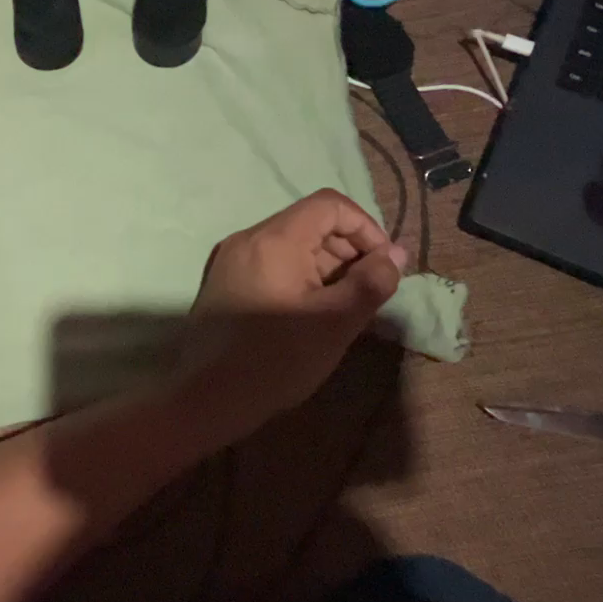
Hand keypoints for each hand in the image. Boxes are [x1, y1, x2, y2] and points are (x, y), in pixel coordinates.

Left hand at [179, 189, 404, 428]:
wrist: (208, 397)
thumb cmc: (276, 358)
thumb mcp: (335, 322)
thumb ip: (370, 283)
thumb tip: (394, 255)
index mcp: (273, 239)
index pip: (329, 205)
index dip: (365, 228)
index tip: (384, 265)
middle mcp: (247, 239)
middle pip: (308, 222)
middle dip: (347, 249)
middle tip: (368, 291)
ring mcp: (230, 260)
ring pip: (290, 245)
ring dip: (325, 266)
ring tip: (345, 306)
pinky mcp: (223, 282)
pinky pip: (270, 264)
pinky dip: (299, 277)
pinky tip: (312, 312)